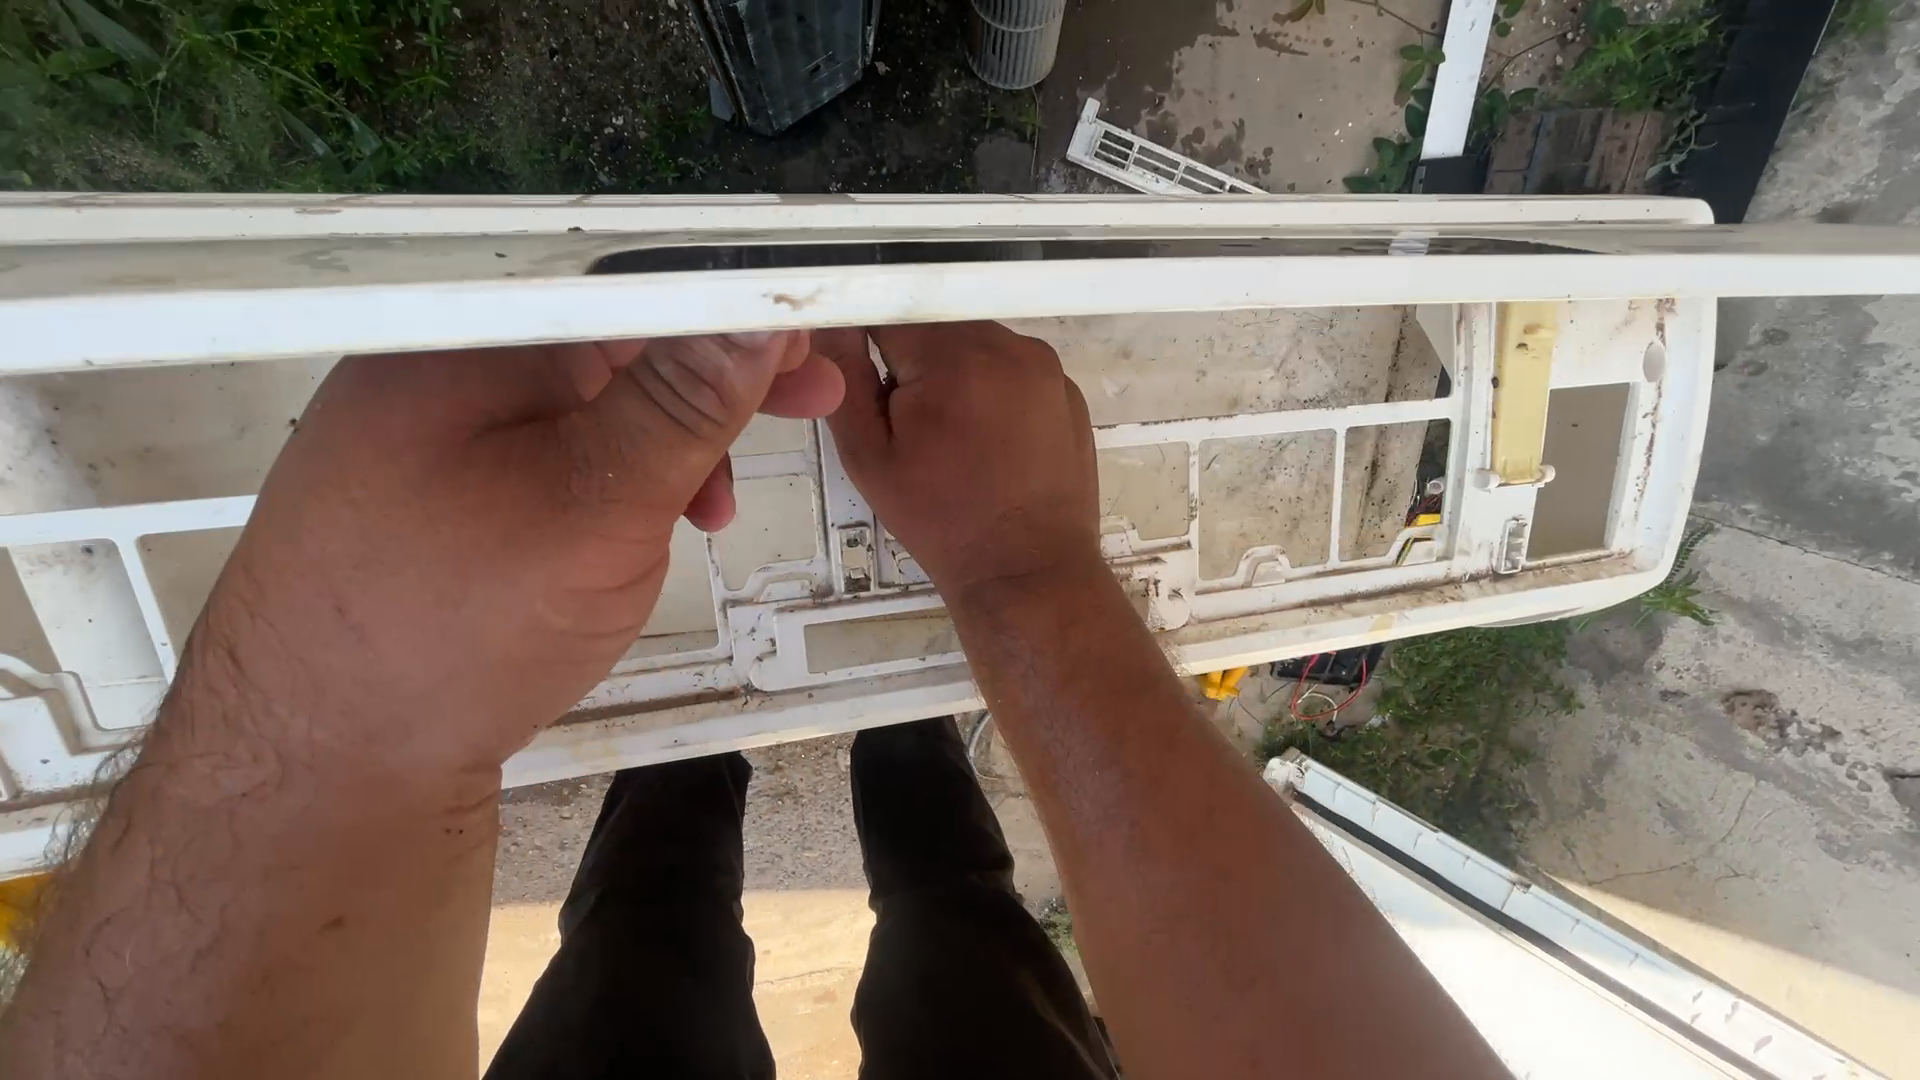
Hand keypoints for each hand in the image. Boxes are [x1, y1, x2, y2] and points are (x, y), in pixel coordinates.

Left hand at [188, 333, 842, 777]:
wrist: (336, 764)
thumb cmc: (466, 626)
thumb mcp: (600, 506)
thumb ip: (686, 405)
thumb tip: (760, 310)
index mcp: (471, 346)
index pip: (629, 291)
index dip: (731, 309)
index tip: (807, 344)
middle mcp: (450, 370)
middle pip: (618, 344)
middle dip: (718, 379)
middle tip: (810, 400)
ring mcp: (448, 435)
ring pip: (598, 407)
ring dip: (677, 446)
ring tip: (715, 510)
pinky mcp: (457, 491)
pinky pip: (566, 458)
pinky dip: (626, 484)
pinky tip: (652, 529)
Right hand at [820, 321, 1102, 599]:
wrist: (1026, 571)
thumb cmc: (941, 521)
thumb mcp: (869, 457)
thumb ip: (845, 378)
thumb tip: (832, 321)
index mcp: (953, 357)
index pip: (892, 309)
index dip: (872, 344)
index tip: (875, 385)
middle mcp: (1009, 346)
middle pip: (940, 326)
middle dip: (918, 363)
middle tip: (917, 426)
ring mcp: (1047, 368)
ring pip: (979, 346)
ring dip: (959, 375)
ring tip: (959, 439)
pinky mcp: (1070, 392)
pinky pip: (1017, 370)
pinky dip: (998, 392)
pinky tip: (996, 443)